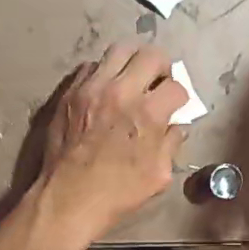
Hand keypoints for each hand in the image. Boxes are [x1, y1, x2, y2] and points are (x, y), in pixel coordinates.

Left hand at [29, 42, 189, 248]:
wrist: (69, 199)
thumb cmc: (117, 193)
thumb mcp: (158, 175)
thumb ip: (171, 144)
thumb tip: (175, 127)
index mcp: (147, 113)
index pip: (176, 87)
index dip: (180, 99)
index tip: (174, 108)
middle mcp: (120, 91)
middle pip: (151, 55)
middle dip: (162, 68)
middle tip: (157, 84)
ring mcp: (91, 88)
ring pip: (119, 50)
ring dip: (132, 62)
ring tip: (132, 79)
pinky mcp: (70, 93)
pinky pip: (91, 67)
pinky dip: (104, 73)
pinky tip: (105, 91)